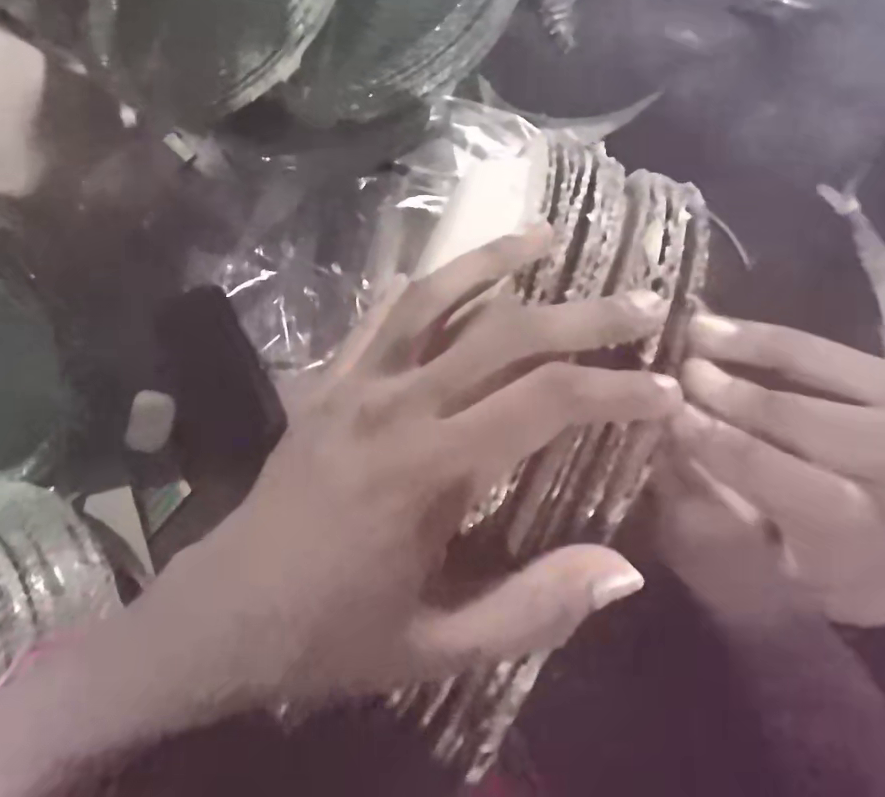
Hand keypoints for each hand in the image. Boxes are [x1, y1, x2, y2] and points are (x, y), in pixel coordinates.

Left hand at [0, 226, 682, 796]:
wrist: (220, 612)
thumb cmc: (332, 634)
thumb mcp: (436, 648)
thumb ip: (532, 609)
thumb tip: (625, 566)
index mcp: (423, 470)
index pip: (540, 405)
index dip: (612, 392)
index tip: (665, 391)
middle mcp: (392, 405)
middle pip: (504, 336)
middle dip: (583, 316)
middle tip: (644, 301)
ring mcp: (354, 381)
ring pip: (435, 298)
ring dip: (496, 261)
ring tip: (548, 236)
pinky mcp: (329, 377)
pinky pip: (383, 313)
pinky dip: (428, 282)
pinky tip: (461, 266)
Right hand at [660, 312, 884, 626]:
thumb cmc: (809, 567)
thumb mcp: (753, 567)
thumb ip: (710, 505)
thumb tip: (666, 438)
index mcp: (870, 549)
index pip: (795, 488)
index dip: (726, 447)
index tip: (671, 417)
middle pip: (808, 424)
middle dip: (734, 395)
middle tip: (677, 374)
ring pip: (821, 374)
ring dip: (749, 351)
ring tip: (695, 336)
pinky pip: (828, 350)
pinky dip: (769, 338)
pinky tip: (723, 330)